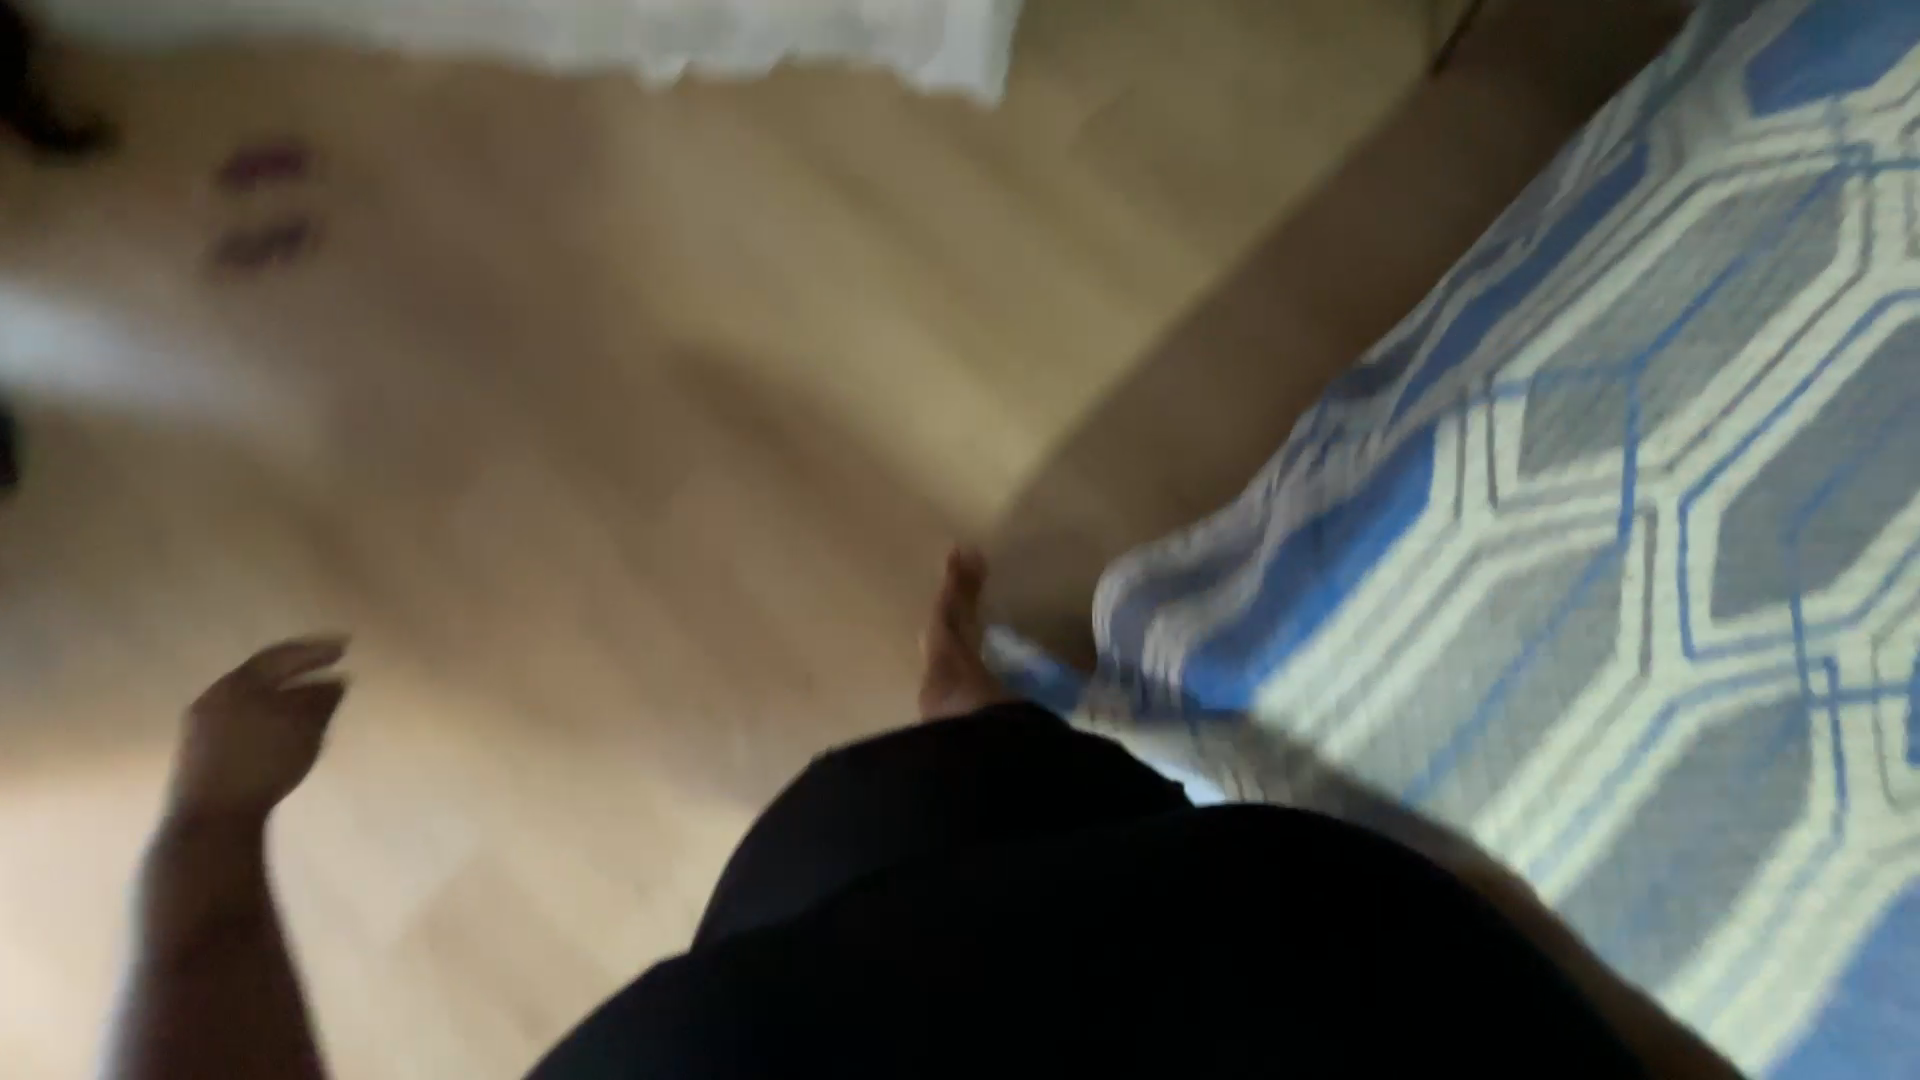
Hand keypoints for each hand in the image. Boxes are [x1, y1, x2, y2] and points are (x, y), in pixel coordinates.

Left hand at [167, 637, 349, 823]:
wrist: (213, 816)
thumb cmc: (264, 762)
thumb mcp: (304, 726)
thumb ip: (321, 698)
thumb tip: (335, 681)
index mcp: (237, 685)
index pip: (280, 655)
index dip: (315, 649)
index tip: (345, 645)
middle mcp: (215, 697)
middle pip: (262, 673)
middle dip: (300, 668)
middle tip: (331, 662)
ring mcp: (203, 723)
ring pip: (253, 695)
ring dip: (286, 690)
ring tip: (315, 693)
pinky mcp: (202, 747)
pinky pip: (244, 714)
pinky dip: (272, 710)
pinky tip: (288, 722)